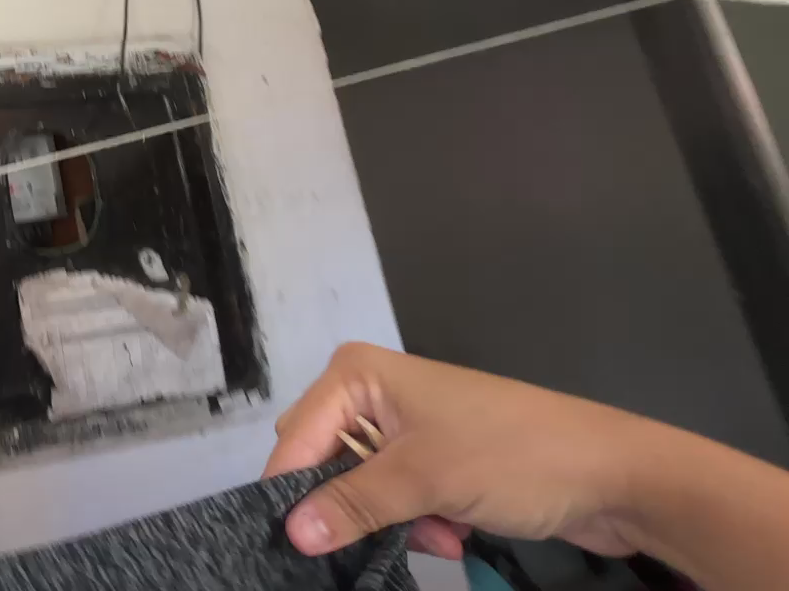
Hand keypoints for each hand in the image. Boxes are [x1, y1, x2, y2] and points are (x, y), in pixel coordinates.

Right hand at [264, 343, 646, 560]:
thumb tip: (292, 532)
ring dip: (390, 517)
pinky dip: (415, 517)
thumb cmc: (510, 456)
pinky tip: (450, 534)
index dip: (293, 483)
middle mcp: (370, 391)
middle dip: (352, 503)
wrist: (624, 477)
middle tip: (377, 539)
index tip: (290, 536)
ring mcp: (403, 422)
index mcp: (355, 374)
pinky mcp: (433, 453)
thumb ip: (354, 505)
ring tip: (435, 540)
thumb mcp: (426, 481)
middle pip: (325, 455)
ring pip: (361, 480)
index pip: (300, 433)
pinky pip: (395, 489)